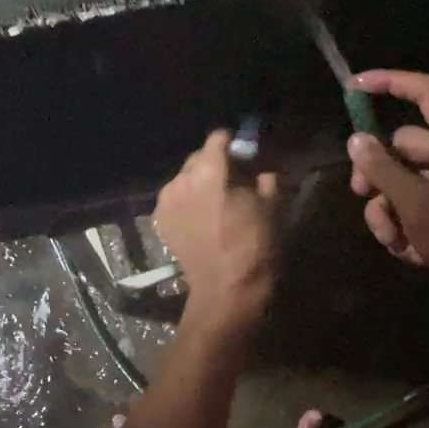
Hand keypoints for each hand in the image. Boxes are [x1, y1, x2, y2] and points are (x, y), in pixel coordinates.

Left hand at [154, 131, 282, 332]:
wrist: (225, 289)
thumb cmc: (253, 245)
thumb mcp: (270, 204)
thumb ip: (263, 175)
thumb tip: (260, 164)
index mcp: (210, 171)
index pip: (217, 138)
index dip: (232, 143)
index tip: (242, 152)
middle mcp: (182, 178)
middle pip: (198, 157)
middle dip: (215, 163)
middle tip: (232, 179)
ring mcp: (166, 199)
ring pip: (184, 177)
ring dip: (199, 181)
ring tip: (215, 201)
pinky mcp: (159, 218)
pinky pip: (175, 196)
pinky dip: (186, 199)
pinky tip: (200, 216)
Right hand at [346, 70, 428, 332]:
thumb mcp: (415, 202)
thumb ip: (382, 167)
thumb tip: (357, 139)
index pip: (425, 92)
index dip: (389, 82)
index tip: (354, 87)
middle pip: (404, 144)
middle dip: (378, 170)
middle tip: (359, 192)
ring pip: (405, 180)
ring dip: (389, 207)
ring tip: (391, 237)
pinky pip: (418, 206)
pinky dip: (406, 225)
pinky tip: (408, 252)